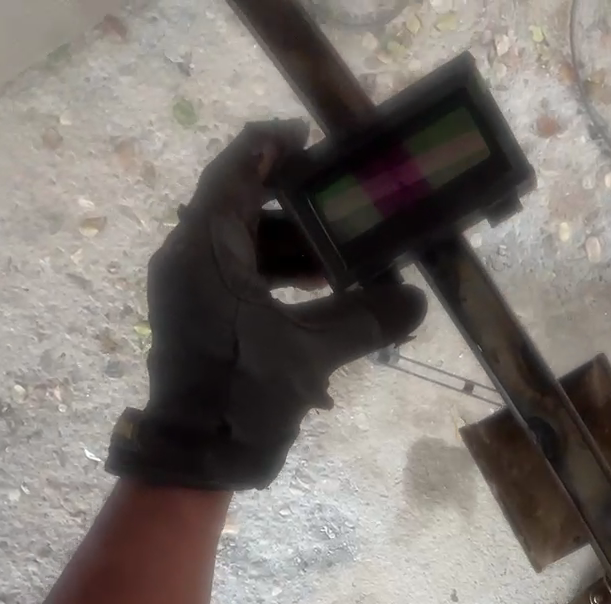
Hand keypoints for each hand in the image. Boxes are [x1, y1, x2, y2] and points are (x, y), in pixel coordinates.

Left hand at [107, 120, 427, 489]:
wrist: (200, 456)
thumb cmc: (243, 394)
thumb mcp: (309, 354)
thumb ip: (363, 321)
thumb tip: (417, 300)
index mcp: (206, 252)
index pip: (235, 175)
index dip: (271, 149)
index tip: (312, 140)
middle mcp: (193, 262)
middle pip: (245, 211)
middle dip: (297, 207)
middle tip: (344, 203)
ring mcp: (197, 293)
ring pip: (249, 251)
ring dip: (297, 252)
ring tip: (345, 261)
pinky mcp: (207, 321)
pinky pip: (248, 283)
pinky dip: (285, 284)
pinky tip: (326, 299)